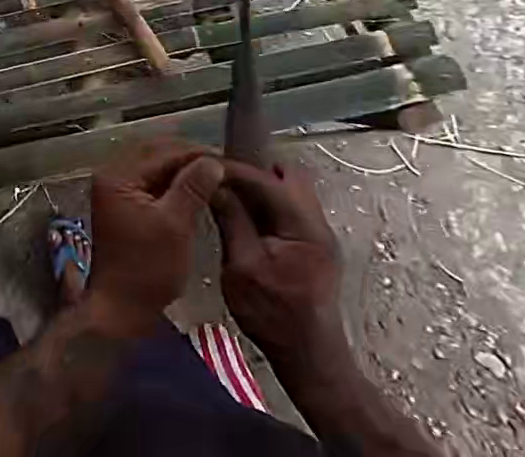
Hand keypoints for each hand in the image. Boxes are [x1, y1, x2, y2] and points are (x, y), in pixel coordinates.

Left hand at [85, 139, 224, 332]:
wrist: (121, 310)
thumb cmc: (147, 269)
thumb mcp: (175, 226)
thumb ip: (192, 188)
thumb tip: (213, 161)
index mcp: (117, 176)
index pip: (161, 152)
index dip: (195, 153)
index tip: (226, 158)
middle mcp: (112, 176)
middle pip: (154, 154)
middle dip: (188, 157)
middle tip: (221, 164)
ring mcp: (116, 191)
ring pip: (153, 167)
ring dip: (181, 169)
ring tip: (213, 174)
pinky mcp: (123, 205)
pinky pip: (150, 183)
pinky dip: (172, 184)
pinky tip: (195, 189)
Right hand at [210, 159, 345, 366]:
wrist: (307, 358)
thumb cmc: (273, 316)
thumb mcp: (243, 268)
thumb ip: (231, 220)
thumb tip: (215, 184)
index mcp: (305, 226)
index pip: (268, 180)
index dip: (235, 169)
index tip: (207, 165)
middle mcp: (317, 223)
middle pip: (288, 175)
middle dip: (254, 170)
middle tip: (223, 177)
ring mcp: (317, 234)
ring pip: (290, 189)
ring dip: (260, 187)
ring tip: (229, 194)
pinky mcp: (310, 245)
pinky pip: (288, 208)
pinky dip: (265, 203)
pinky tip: (243, 214)